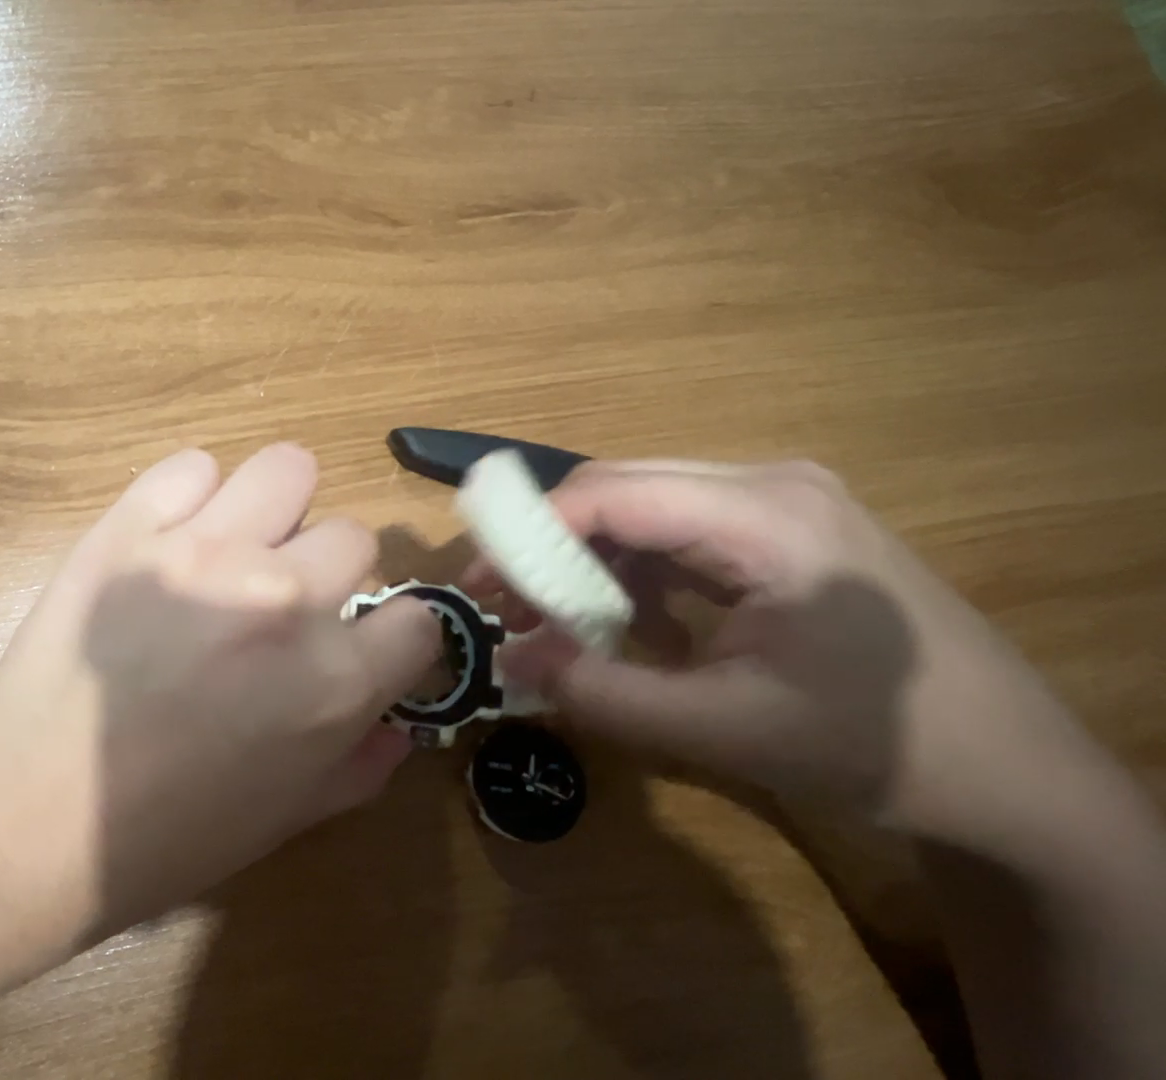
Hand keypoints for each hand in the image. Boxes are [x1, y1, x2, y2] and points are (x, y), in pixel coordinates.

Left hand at [0, 443, 439, 941]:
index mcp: (333, 681)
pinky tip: (170, 539)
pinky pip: (189, 467)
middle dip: (328, 573)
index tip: (357, 646)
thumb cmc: (165, 838)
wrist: (30, 819)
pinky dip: (191, 497)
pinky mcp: (126, 529)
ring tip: (234, 551)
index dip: (392, 636)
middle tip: (278, 606)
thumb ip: (359, 763)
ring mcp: (201, 553)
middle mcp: (282, 599)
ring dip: (274, 511)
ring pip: (286, 470)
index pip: (418, 618)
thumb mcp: (286, 819)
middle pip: (352, 536)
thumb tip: (397, 721)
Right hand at [469, 459, 1102, 846]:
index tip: (477, 587)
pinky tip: (617, 614)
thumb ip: (600, 690)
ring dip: (585, 553)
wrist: (1008, 770)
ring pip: (643, 501)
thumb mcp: (719, 728)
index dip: (530, 533)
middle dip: (549, 541)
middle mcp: (770, 484)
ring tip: (548, 615)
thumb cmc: (871, 746)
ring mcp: (781, 500)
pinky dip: (628, 565)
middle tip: (504, 604)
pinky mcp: (781, 526)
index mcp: (767, 518)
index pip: (612, 493)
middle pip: (621, 483)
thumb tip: (506, 658)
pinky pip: (675, 525)